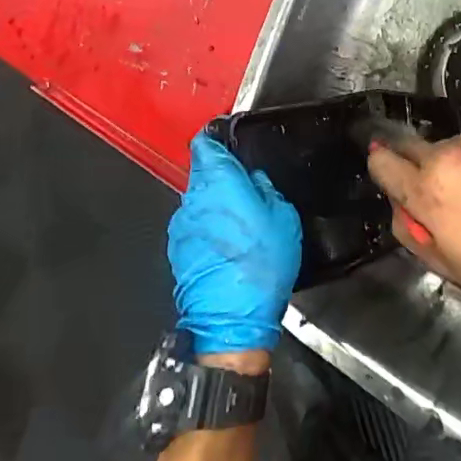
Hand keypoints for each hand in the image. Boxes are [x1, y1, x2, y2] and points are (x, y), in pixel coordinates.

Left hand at [167, 130, 301, 356]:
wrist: (232, 321)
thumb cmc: (260, 266)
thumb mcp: (283, 217)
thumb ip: (266, 188)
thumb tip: (254, 178)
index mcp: (219, 182)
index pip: (204, 144)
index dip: (215, 138)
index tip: (228, 142)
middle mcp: (194, 198)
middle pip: (202, 172)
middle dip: (221, 177)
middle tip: (246, 190)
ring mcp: (181, 224)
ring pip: (197, 200)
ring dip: (214, 204)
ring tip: (239, 224)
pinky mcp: (176, 249)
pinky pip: (192, 225)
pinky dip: (206, 228)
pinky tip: (226, 246)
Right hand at [367, 128, 460, 319]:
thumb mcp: (443, 263)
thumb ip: (407, 228)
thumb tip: (399, 202)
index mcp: (425, 192)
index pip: (380, 161)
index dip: (382, 171)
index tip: (391, 180)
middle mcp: (443, 157)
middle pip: (404, 145)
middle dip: (408, 164)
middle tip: (428, 191)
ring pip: (439, 147)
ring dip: (443, 164)